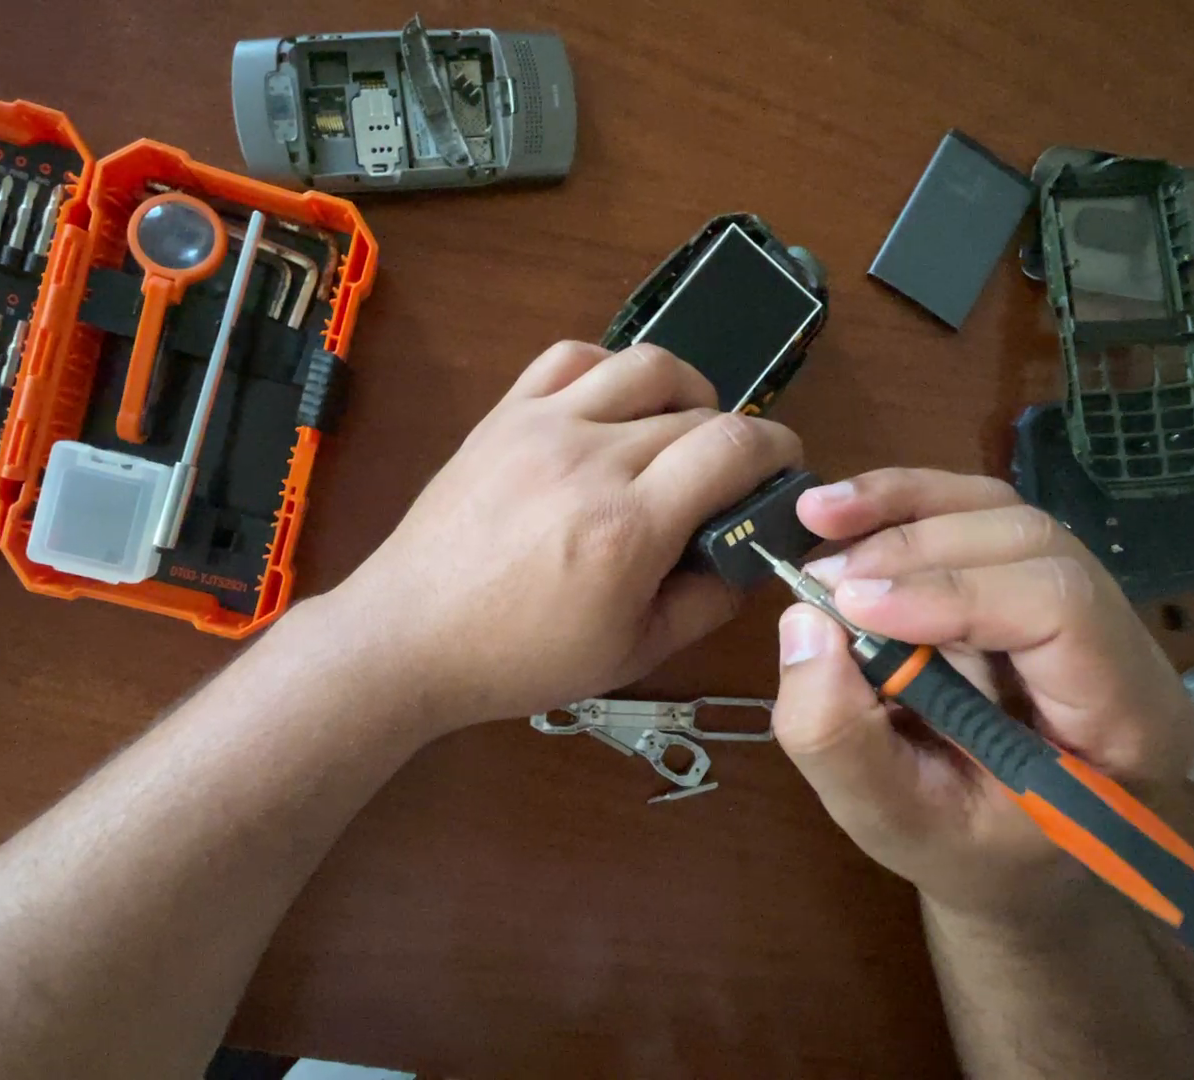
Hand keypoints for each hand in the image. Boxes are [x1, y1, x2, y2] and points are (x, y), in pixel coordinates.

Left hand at [333, 341, 800, 726]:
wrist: (409, 635)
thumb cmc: (519, 658)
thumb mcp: (631, 653)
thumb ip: (706, 602)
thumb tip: (747, 556)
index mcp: (629, 526)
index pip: (734, 449)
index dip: (778, 451)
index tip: (784, 470)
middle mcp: (591, 458)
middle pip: (698, 413)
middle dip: (734, 440)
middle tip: (727, 478)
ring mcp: (542, 425)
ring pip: (645, 365)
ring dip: (685, 389)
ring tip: (682, 428)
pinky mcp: (503, 415)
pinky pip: (570, 356)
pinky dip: (610, 368)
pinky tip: (612, 406)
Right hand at [770, 468, 1193, 922]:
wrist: (998, 847)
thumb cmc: (959, 846)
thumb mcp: (887, 819)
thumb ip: (838, 738)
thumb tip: (804, 623)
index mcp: (1125, 719)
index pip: (1062, 610)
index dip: (953, 594)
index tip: (851, 606)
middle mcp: (1116, 640)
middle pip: (1030, 543)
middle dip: (914, 548)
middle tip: (821, 579)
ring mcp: (1071, 594)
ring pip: (997, 510)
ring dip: (899, 506)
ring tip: (816, 520)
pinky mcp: (1017, 575)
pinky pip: (966, 510)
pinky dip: (896, 503)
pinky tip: (838, 515)